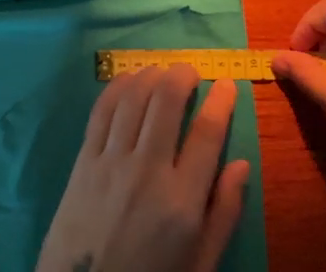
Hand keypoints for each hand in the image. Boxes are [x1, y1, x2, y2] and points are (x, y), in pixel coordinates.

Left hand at [36, 64, 250, 271]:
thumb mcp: (200, 262)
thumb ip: (224, 213)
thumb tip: (241, 164)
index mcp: (182, 200)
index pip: (207, 132)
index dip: (221, 100)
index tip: (227, 83)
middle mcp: (147, 171)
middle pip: (167, 101)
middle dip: (183, 75)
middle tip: (191, 71)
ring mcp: (111, 163)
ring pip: (134, 97)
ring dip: (151, 74)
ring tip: (162, 71)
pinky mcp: (84, 161)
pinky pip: (102, 111)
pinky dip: (118, 87)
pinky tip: (129, 80)